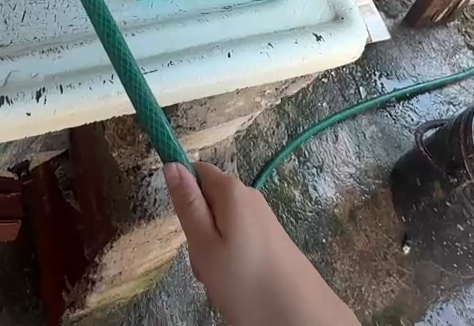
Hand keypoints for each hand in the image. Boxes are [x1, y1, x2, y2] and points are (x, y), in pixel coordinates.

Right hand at [163, 161, 355, 325]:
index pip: (195, 170)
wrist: (303, 318)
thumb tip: (171, 163)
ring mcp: (263, 218)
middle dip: (199, 230)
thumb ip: (187, 204)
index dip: (184, 196)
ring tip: (222, 281)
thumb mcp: (205, 245)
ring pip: (223, 224)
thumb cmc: (246, 282)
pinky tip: (238, 285)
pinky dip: (232, 259)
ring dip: (214, 250)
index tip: (187, 228)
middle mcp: (249, 196)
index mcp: (231, 190)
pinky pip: (239, 239)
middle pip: (209, 200)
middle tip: (205, 263)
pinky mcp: (272, 239)